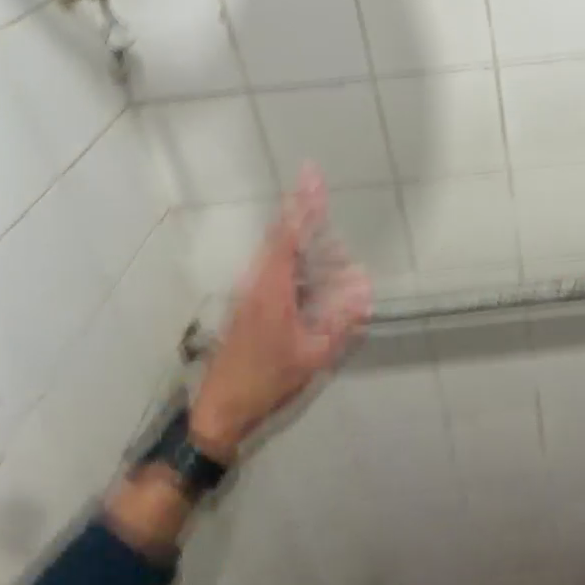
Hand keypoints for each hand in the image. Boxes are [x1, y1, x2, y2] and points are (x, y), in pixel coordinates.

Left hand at [188, 165, 370, 456]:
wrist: (220, 410)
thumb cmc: (267, 382)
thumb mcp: (314, 356)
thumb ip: (341, 321)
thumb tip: (364, 286)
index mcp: (271, 290)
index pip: (288, 235)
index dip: (302, 204)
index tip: (310, 173)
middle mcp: (256, 284)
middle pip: (284, 240)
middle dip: (310, 224)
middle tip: (336, 229)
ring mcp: (249, 295)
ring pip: (280, 257)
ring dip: (306, 250)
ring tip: (333, 257)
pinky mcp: (248, 307)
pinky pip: (276, 273)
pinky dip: (298, 267)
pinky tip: (313, 279)